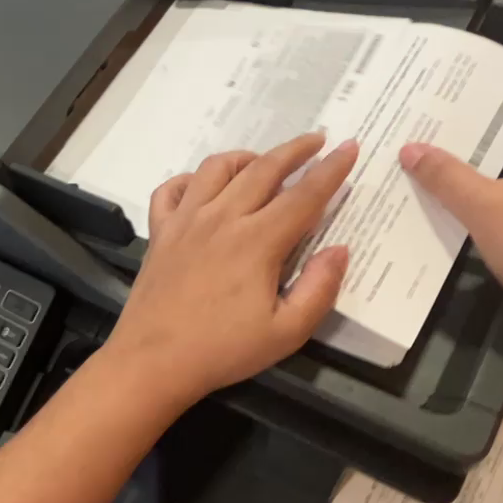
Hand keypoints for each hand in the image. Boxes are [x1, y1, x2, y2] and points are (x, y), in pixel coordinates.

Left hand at [103, 132, 359, 407]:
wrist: (153, 361)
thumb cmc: (222, 350)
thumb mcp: (286, 332)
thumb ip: (319, 288)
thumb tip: (339, 249)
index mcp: (257, 241)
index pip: (303, 195)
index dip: (331, 170)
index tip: (349, 147)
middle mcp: (221, 219)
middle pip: (262, 170)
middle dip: (294, 150)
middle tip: (316, 141)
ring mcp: (185, 222)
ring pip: (216, 169)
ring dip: (245, 158)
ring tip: (263, 161)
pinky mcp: (159, 233)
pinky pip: (171, 191)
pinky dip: (190, 180)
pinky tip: (203, 187)